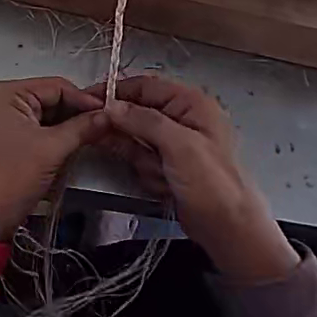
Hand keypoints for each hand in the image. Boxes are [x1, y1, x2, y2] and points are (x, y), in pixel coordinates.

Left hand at [0, 78, 109, 240]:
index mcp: (7, 94)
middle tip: (105, 126)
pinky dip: (58, 141)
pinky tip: (72, 149)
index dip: (85, 100)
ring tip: (91, 139)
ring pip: (49, 119)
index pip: (57, 86)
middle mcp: (4, 103)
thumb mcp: (52, 149)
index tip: (108, 112)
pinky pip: (41, 133)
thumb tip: (104, 116)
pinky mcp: (11, 143)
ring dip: (69, 130)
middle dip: (78, 115)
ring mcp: (6, 124)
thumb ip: (83, 128)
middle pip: (53, 101)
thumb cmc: (5, 181)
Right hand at [96, 75, 299, 282]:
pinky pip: (142, 161)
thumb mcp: (179, 145)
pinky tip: (165, 186)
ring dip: (143, 161)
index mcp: (191, 103)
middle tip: (126, 149)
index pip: (145, 86)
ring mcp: (174, 144)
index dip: (116, 91)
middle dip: (130, 135)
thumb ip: (144, 120)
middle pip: (137, 114)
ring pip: (136, 141)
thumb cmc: (212, 183)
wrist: (229, 230)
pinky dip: (148, 174)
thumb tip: (111, 106)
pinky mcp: (167, 166)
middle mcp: (182, 118)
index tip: (86, 99)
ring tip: (163, 176)